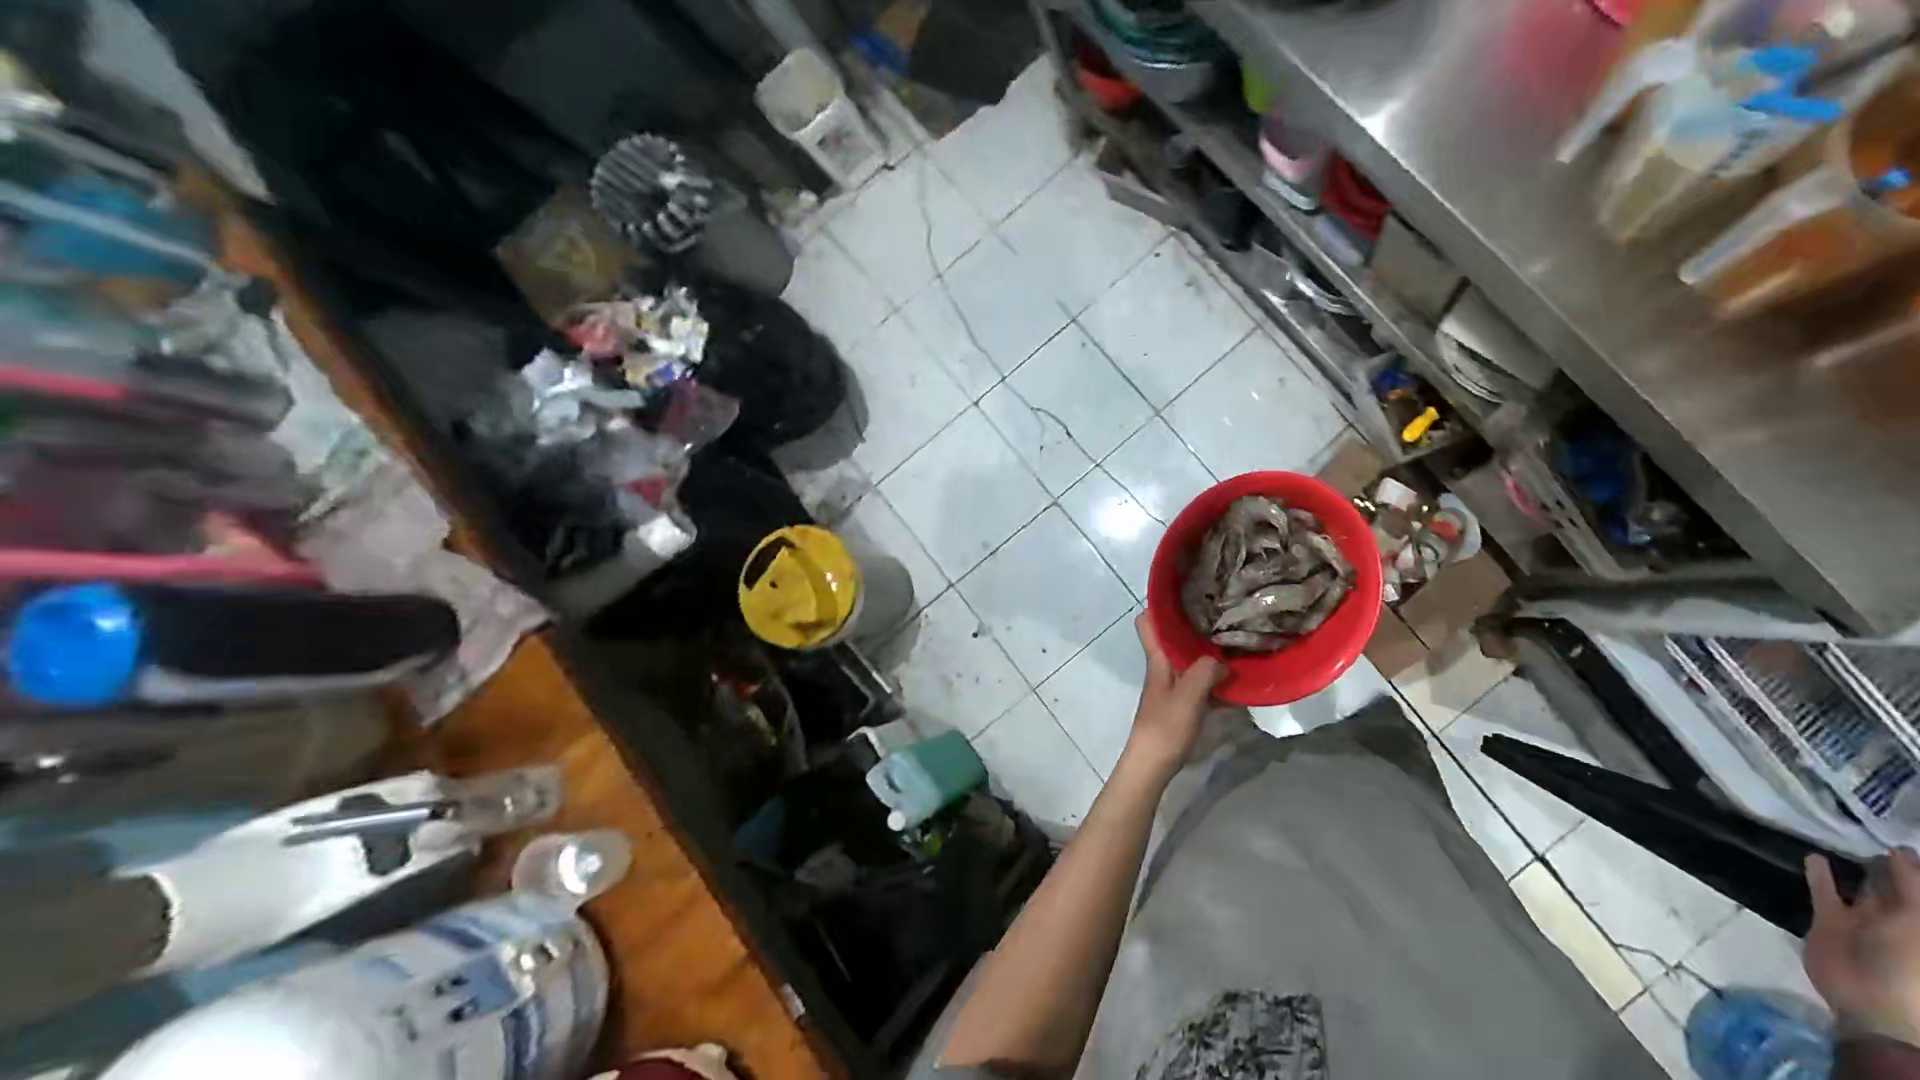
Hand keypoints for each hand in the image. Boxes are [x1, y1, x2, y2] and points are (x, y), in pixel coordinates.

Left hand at [1120, 614, 1224, 780]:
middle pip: (1173, 638)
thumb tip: (1221, 659)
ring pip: (1190, 659)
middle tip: (1224, 610)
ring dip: (1208, 650)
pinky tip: (1239, 677)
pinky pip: (1202, 682)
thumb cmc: (1165, 726)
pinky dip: (1216, 676)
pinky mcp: (1184, 704)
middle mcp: (1163, 667)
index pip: (1148, 622)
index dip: (1159, 603)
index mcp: (1158, 660)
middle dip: (1194, 624)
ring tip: (1237, 637)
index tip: (1184, 589)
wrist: (1153, 764)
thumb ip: (1205, 671)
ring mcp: (1173, 686)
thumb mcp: (1188, 695)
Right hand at [1805, 850, 1919, 1043]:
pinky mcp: (1830, 920)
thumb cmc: (1909, 965)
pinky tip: (1814, 858)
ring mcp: (1864, 921)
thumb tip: (1901, 853)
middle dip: (1897, 869)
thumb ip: (1913, 891)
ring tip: (1857, 846)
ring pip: (1866, 889)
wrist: (1870, 1000)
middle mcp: (1900, 920)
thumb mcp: (1916, 926)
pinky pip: (1825, 893)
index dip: (1915, 868)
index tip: (1904, 844)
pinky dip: (1819, 876)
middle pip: (1901, 890)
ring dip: (1863, 871)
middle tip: (1887, 840)